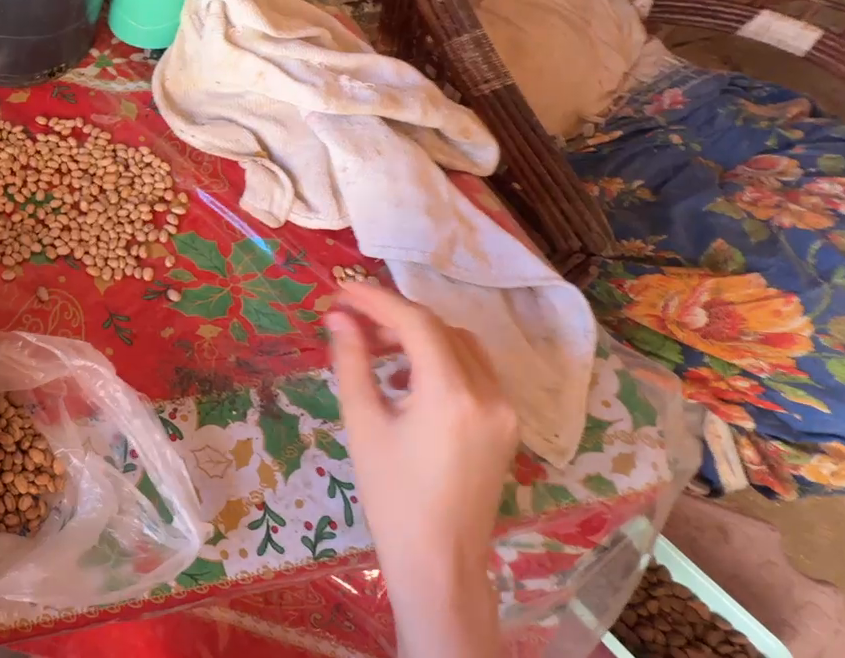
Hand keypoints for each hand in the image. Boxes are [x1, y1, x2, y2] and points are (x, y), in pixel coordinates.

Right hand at [327, 282, 516, 657]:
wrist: (438, 554)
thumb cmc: (390, 491)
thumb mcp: (362, 421)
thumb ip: (352, 361)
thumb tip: (338, 317)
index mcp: (450, 394)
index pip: (416, 322)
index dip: (376, 299)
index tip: (340, 290)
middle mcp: (488, 394)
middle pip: (440, 328)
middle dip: (393, 314)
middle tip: (349, 316)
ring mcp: (505, 409)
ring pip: (461, 344)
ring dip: (419, 332)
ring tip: (374, 342)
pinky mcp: (506, 423)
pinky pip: (474, 369)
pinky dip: (439, 356)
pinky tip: (405, 373)